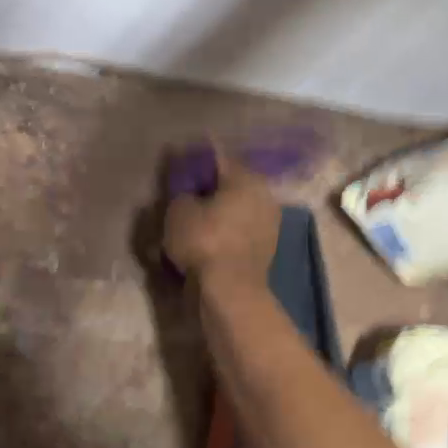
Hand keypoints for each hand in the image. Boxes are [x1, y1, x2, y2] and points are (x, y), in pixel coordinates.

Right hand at [163, 153, 280, 289]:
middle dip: (207, 189)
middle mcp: (264, 194)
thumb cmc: (202, 241)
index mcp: (245, 179)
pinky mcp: (266, 245)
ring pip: (236, 208)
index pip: (216, 160)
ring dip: (217, 211)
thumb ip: (181, 193)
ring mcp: (270, 221)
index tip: (177, 163)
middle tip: (184, 195)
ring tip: (194, 220)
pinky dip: (225, 230)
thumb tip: (188, 191)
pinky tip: (208, 239)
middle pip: (230, 185)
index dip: (194, 161)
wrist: (229, 287)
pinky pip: (240, 229)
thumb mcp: (177, 211)